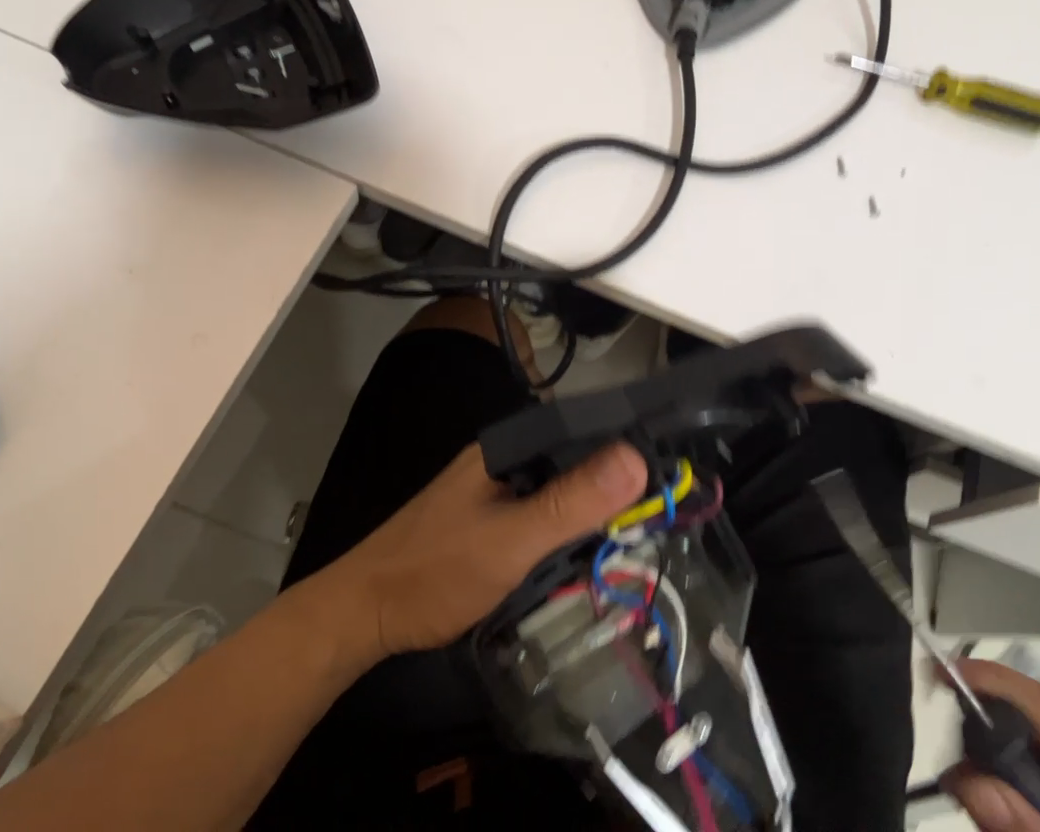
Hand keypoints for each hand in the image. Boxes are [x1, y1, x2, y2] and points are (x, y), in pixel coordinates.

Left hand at [323, 442, 647, 657]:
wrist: (363, 614)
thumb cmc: (434, 572)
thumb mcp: (512, 540)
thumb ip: (572, 501)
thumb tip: (637, 458)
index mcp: (509, 448)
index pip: (586, 426)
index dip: (633, 443)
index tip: (676, 471)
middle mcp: (506, 460)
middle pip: (579, 458)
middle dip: (621, 484)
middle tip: (664, 512)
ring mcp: (498, 490)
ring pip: (566, 489)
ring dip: (598, 509)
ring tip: (638, 531)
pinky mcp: (494, 520)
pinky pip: (548, 514)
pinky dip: (573, 529)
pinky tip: (591, 548)